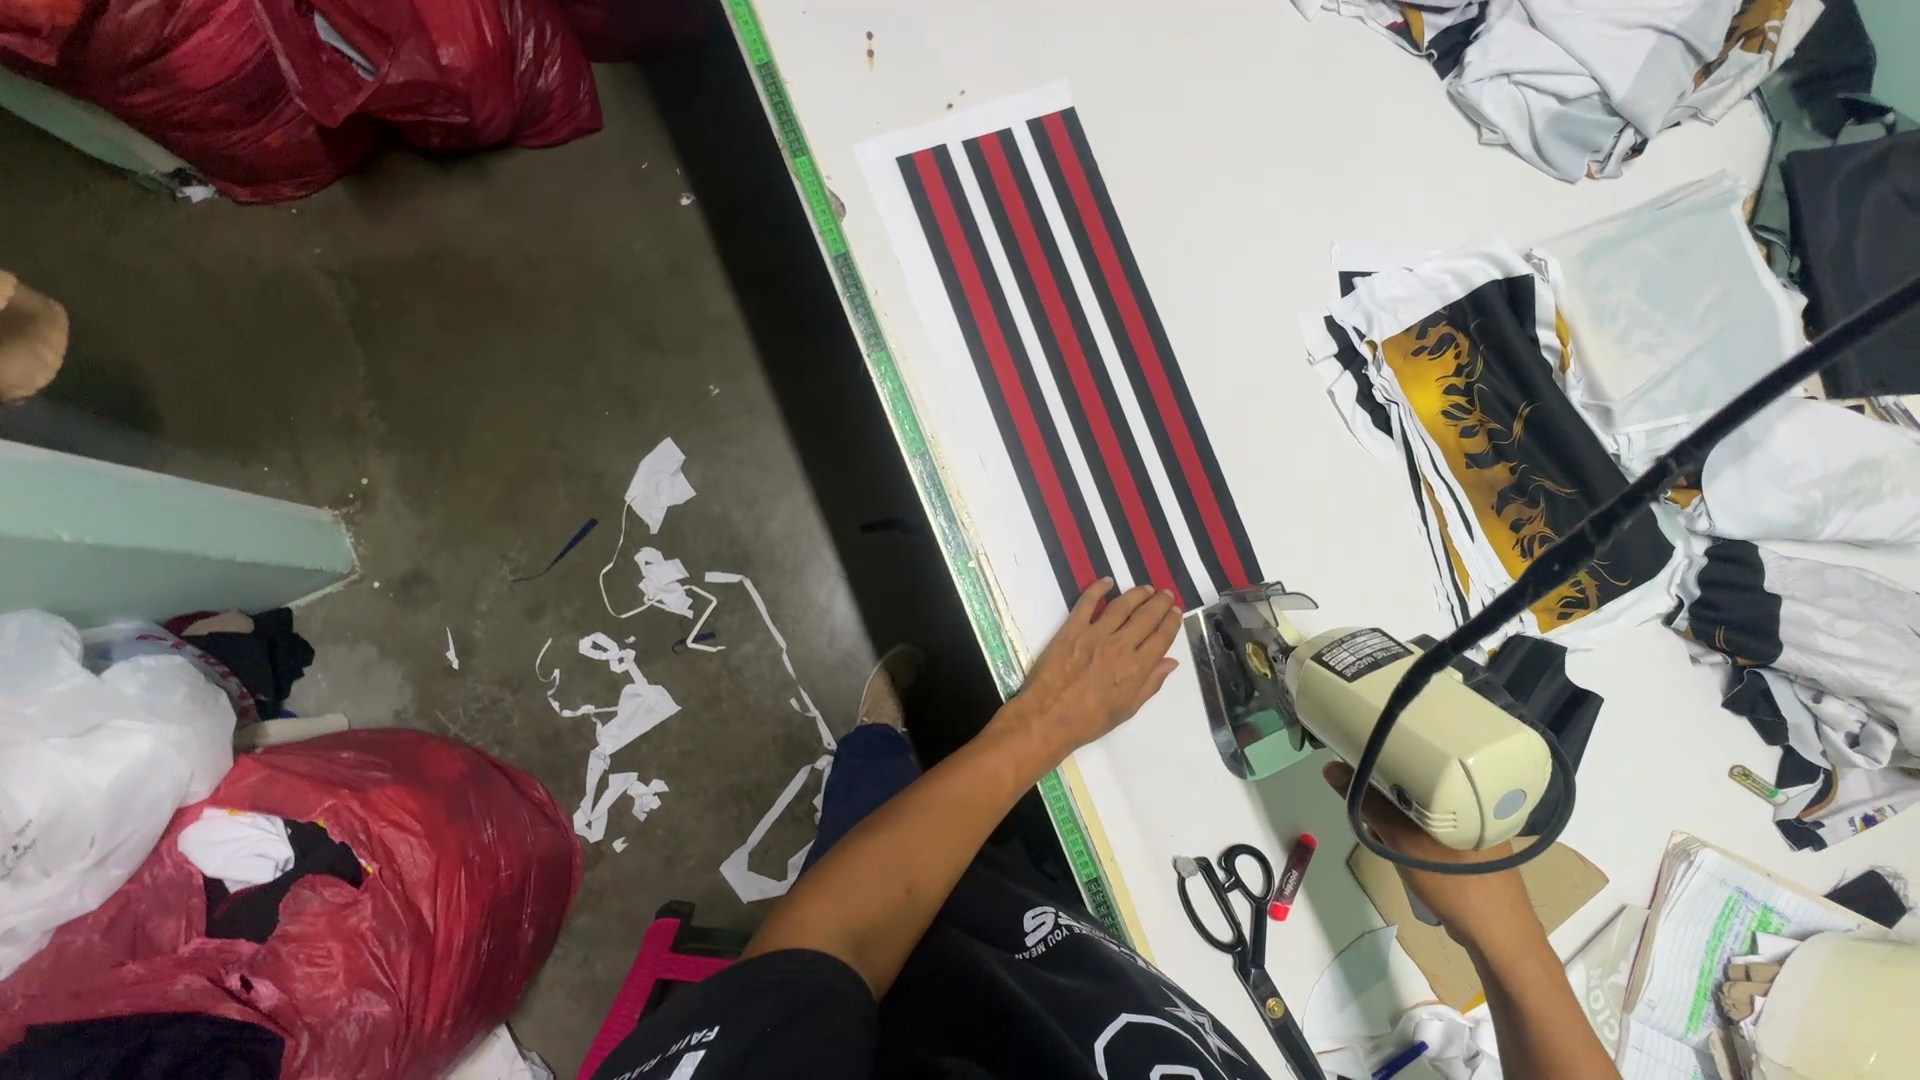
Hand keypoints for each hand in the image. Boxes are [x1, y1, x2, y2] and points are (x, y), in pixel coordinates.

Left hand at [992, 580, 1181, 762]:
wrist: (1048, 717)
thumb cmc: (1089, 720)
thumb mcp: (1127, 709)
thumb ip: (1150, 683)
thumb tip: (1171, 662)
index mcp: (1136, 668)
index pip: (1162, 637)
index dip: (1172, 622)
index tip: (1176, 613)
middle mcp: (1119, 646)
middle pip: (1146, 616)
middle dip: (1160, 603)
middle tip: (1166, 595)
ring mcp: (1094, 634)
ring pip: (1122, 605)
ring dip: (1137, 593)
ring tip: (1145, 588)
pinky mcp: (1071, 629)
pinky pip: (1086, 602)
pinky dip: (1097, 589)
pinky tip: (1107, 582)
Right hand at [1322, 761, 1538, 954]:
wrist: (1497, 939)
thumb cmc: (1454, 883)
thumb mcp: (1403, 841)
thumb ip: (1368, 805)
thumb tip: (1332, 767)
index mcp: (1466, 794)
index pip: (1418, 763)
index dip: (1385, 766)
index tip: (1361, 777)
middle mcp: (1474, 807)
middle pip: (1418, 787)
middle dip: (1387, 799)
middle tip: (1372, 818)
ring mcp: (1476, 831)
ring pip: (1423, 811)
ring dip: (1398, 820)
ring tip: (1385, 838)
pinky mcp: (1473, 851)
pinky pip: (1433, 830)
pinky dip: (1414, 836)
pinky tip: (1405, 853)